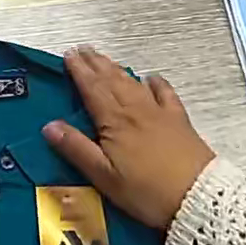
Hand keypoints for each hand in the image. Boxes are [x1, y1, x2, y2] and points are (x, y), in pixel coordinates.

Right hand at [42, 47, 215, 229]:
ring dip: (118, 68)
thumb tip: (50, 125)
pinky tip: (151, 78)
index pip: (93, 89)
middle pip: (112, 80)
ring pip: (134, 83)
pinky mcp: (179, 119)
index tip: (68, 55)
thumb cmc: (146, 191)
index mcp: (116, 122)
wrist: (196, 194)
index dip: (79, 71)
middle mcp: (136, 110)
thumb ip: (77, 149)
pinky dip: (156, 82)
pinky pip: (165, 92)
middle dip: (96, 63)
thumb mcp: (104, 177)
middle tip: (83, 49)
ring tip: (105, 59)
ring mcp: (160, 112)